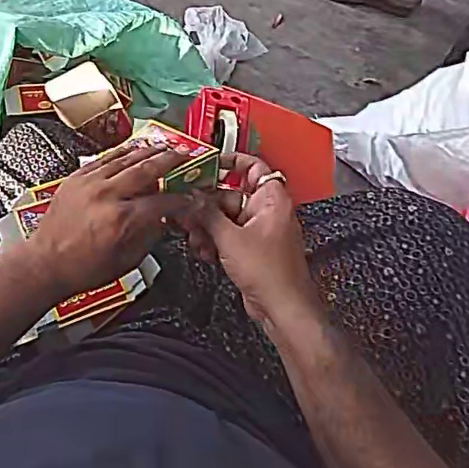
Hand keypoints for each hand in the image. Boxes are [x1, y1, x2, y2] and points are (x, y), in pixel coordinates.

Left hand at [4, 144, 191, 300]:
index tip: (190, 198)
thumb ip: (148, 236)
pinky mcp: (75, 180)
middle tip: (184, 154)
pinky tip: (132, 150)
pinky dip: (120, 153)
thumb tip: (162, 219)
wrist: (45, 264)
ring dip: (148, 150)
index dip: (181, 200)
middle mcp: (105, 196)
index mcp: (121, 219)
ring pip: (124, 159)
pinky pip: (103, 159)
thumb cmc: (80, 267)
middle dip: (170, 160)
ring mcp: (88, 185)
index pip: (162, 202)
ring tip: (164, 145)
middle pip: (146, 170)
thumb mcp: (126, 260)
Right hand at [185, 154, 321, 327]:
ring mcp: (258, 230)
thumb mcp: (229, 237)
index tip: (210, 162)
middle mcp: (267, 211)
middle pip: (230, 195)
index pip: (253, 167)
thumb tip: (191, 197)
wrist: (281, 307)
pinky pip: (226, 234)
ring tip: (195, 237)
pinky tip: (205, 251)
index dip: (231, 161)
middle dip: (206, 205)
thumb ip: (207, 213)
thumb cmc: (271, 274)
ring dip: (206, 226)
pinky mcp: (250, 247)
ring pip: (224, 216)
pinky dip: (213, 240)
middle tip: (187, 210)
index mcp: (272, 200)